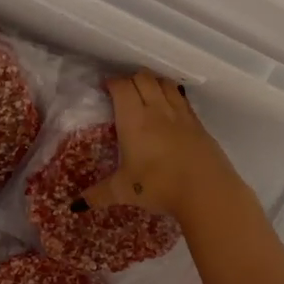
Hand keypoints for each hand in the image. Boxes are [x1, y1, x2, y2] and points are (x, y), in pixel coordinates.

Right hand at [78, 71, 239, 221]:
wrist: (208, 193)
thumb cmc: (159, 186)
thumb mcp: (123, 192)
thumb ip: (98, 195)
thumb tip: (75, 205)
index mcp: (134, 120)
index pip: (122, 87)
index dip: (112, 83)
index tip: (105, 89)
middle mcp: (157, 110)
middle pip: (143, 78)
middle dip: (131, 79)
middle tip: (123, 92)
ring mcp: (181, 115)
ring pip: (165, 83)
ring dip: (153, 82)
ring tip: (145, 94)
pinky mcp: (199, 124)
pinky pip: (182, 99)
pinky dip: (172, 96)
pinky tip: (169, 109)